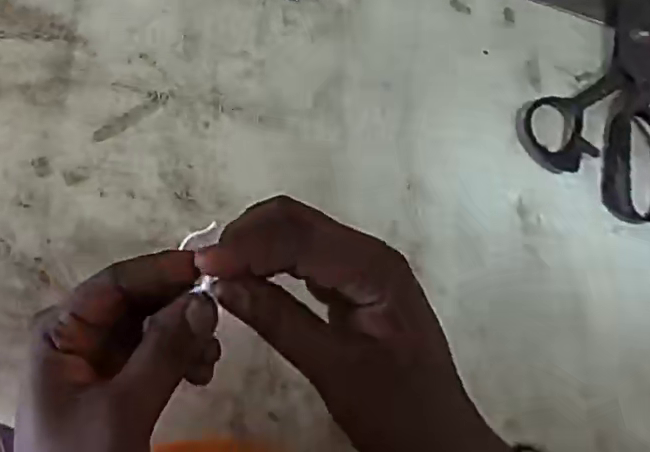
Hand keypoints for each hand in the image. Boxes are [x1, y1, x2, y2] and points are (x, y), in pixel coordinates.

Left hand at [17, 249, 222, 451]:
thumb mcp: (121, 412)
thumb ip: (162, 352)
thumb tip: (204, 298)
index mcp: (60, 329)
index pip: (115, 282)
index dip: (160, 269)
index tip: (206, 265)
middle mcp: (76, 336)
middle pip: (134, 302)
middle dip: (177, 305)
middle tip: (219, 312)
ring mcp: (94, 363)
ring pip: (148, 327)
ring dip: (183, 334)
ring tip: (212, 353)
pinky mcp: (113, 390)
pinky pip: (151, 356)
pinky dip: (178, 358)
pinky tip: (202, 370)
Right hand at [195, 197, 508, 451]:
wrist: (445, 447)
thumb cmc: (399, 414)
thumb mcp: (335, 372)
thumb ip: (278, 321)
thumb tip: (221, 283)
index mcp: (371, 266)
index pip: (298, 235)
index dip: (248, 245)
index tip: (204, 265)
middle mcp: (366, 250)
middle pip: (294, 219)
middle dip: (247, 236)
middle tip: (206, 265)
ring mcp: (360, 261)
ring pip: (295, 229)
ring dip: (254, 243)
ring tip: (219, 269)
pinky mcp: (350, 278)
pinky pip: (301, 252)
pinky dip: (269, 258)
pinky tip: (248, 275)